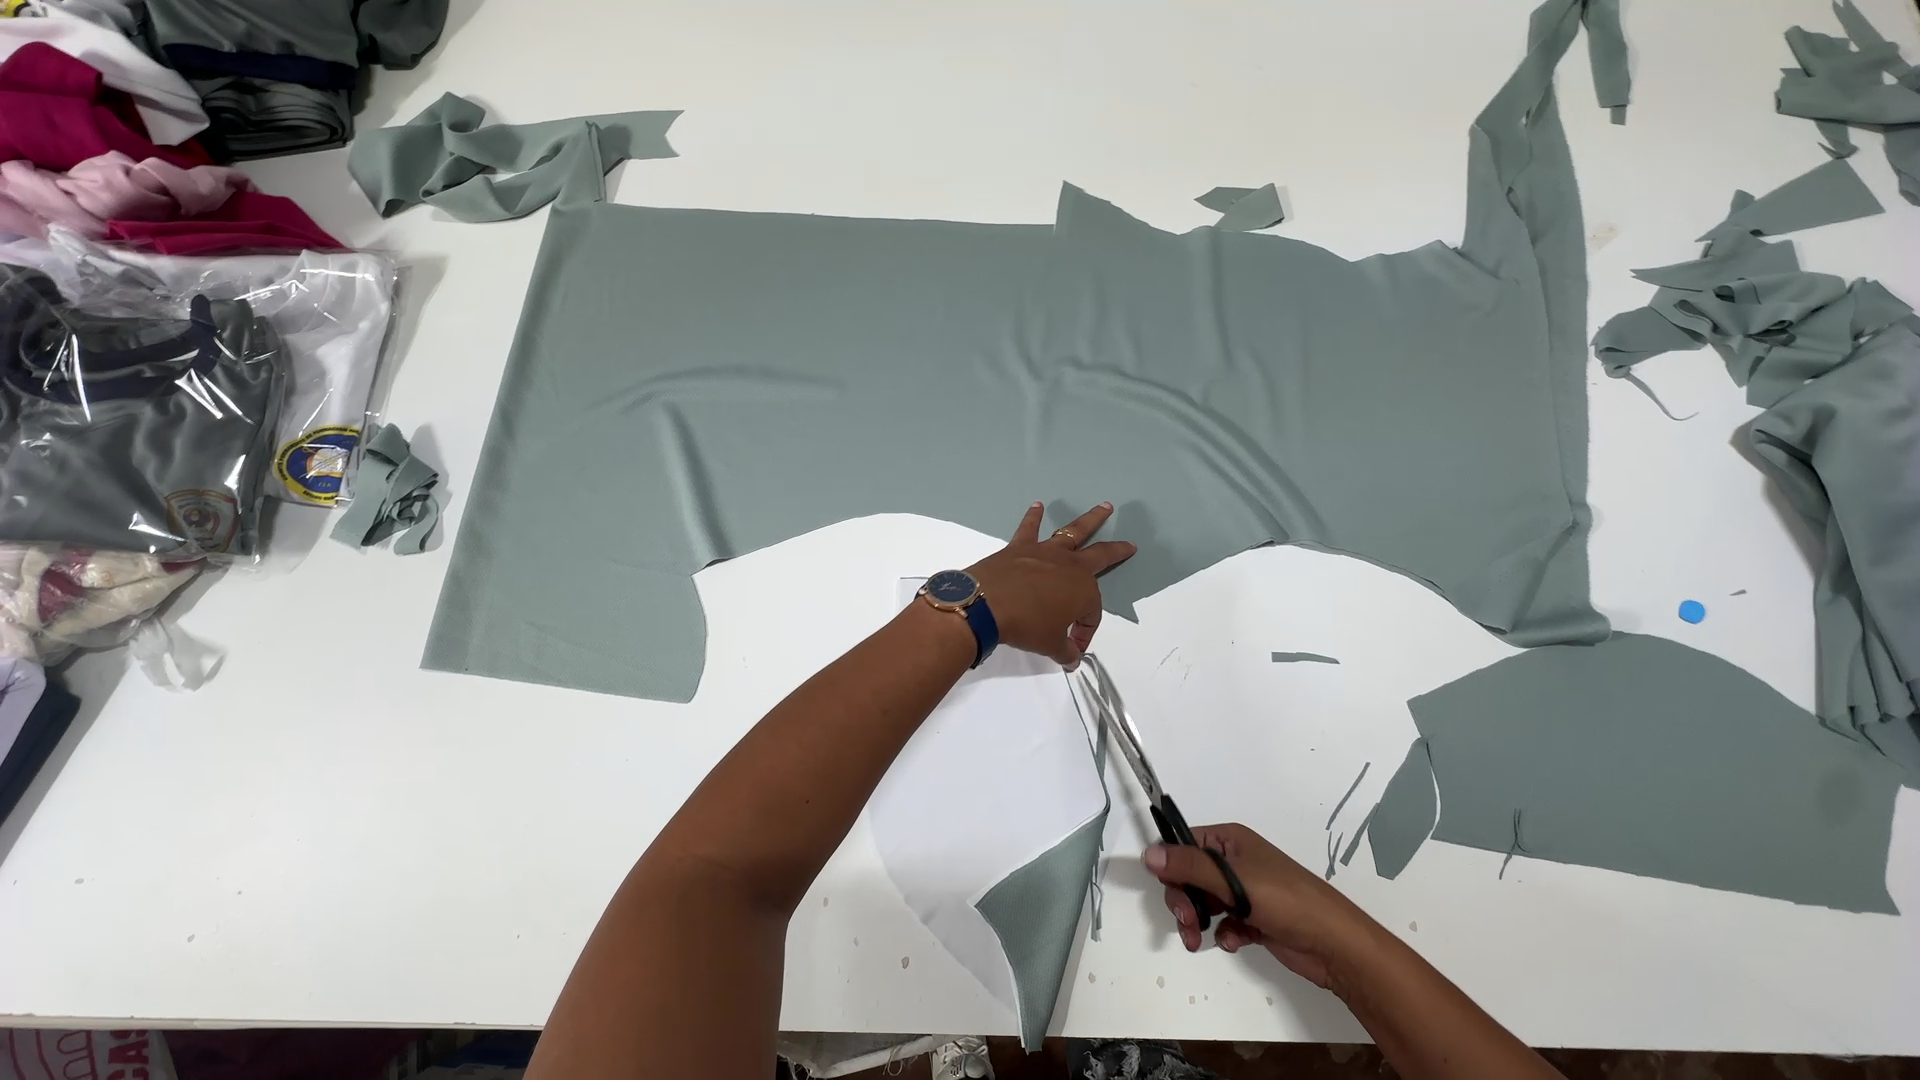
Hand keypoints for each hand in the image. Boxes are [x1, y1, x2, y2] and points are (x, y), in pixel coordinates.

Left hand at [965, 502, 1134, 667]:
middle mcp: (1070, 566)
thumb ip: (1065, 651)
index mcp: (1084, 591)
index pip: (1090, 614)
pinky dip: (1034, 516)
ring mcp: (1046, 552)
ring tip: (1104, 508)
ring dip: (1090, 520)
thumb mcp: (1050, 645)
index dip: (1084, 632)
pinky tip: (1037, 505)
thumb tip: (1072, 659)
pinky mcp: (1020, 547)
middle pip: (1100, 556)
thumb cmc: (1025, 626)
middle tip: (1129, 544)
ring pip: (1073, 532)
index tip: (1070, 648)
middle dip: (1117, 551)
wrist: (987, 605)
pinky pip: (1030, 528)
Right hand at [1144, 823, 1370, 989]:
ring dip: (1196, 921)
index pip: (1183, 845)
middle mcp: (1233, 862)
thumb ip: (1188, 867)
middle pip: (1188, 877)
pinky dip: (1222, 934)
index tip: (1172, 891)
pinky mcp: (1251, 919)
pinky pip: (1221, 923)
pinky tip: (1234, 942)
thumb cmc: (1284, 900)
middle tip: (1188, 923)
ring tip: (1198, 941)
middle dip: (1182, 901)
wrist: (1333, 944)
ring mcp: (1243, 891)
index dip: (1171, 868)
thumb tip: (1147, 854)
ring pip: (1201, 902)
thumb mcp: (1233, 880)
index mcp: (1229, 841)